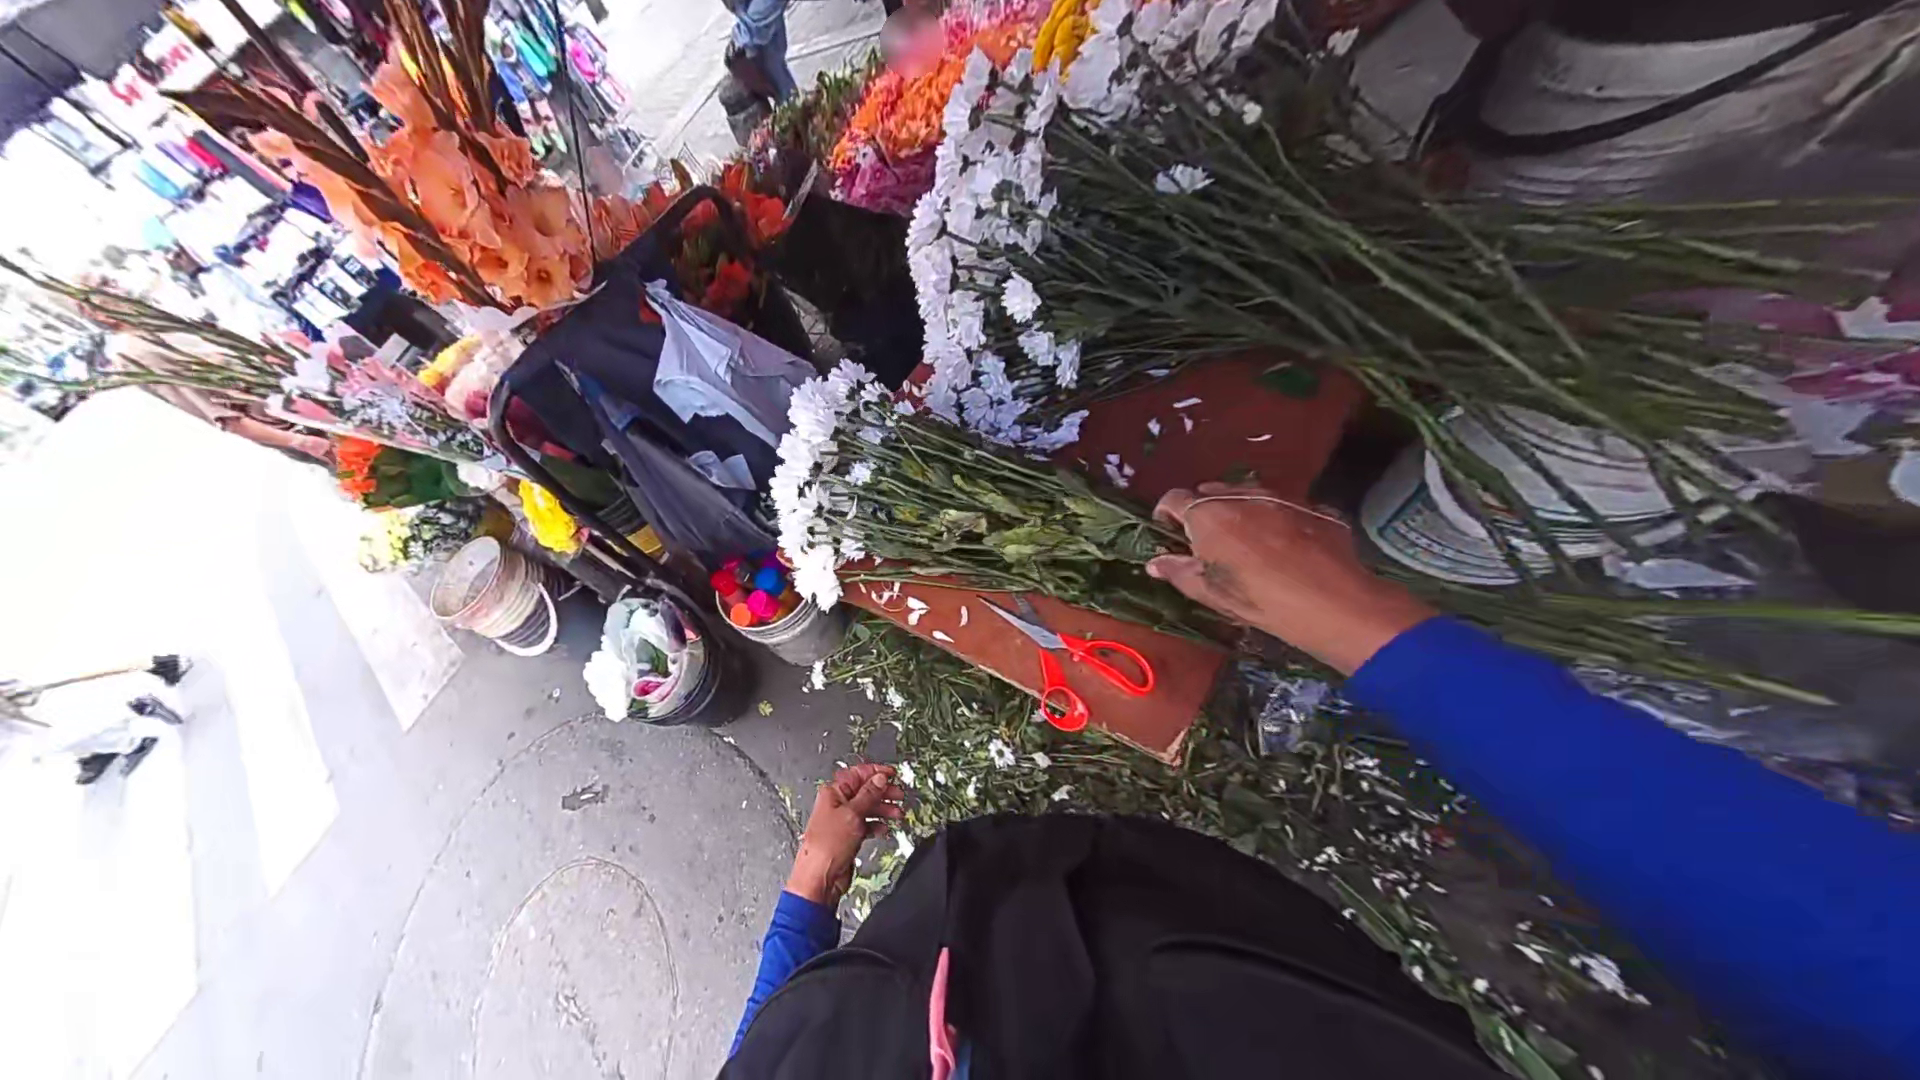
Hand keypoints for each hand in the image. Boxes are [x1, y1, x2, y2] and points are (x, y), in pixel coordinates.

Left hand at [785, 763, 904, 906]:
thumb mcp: (852, 814)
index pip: (858, 774)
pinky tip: (884, 829)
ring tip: (897, 813)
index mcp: (834, 792)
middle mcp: (837, 804)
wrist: (819, 879)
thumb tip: (880, 778)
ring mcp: (843, 821)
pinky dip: (876, 825)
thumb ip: (869, 794)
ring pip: (868, 808)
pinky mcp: (848, 836)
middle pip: (865, 790)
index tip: (892, 774)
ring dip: (883, 809)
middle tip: (899, 794)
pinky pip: (866, 825)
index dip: (876, 772)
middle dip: (883, 791)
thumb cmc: (827, 846)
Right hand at [1147, 482, 1435, 674]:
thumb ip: (1179, 572)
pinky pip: (1281, 504)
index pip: (1174, 499)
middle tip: (1206, 539)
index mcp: (1208, 515)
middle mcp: (1240, 495)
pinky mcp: (1312, 505)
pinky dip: (1273, 517)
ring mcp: (1280, 496)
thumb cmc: (1259, 599)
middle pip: (1211, 491)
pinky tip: (1282, 544)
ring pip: (1247, 493)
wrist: (1332, 602)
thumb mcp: (1210, 593)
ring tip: (1244, 538)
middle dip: (1202, 510)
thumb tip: (1155, 562)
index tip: (1167, 531)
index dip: (1165, 513)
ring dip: (1237, 509)